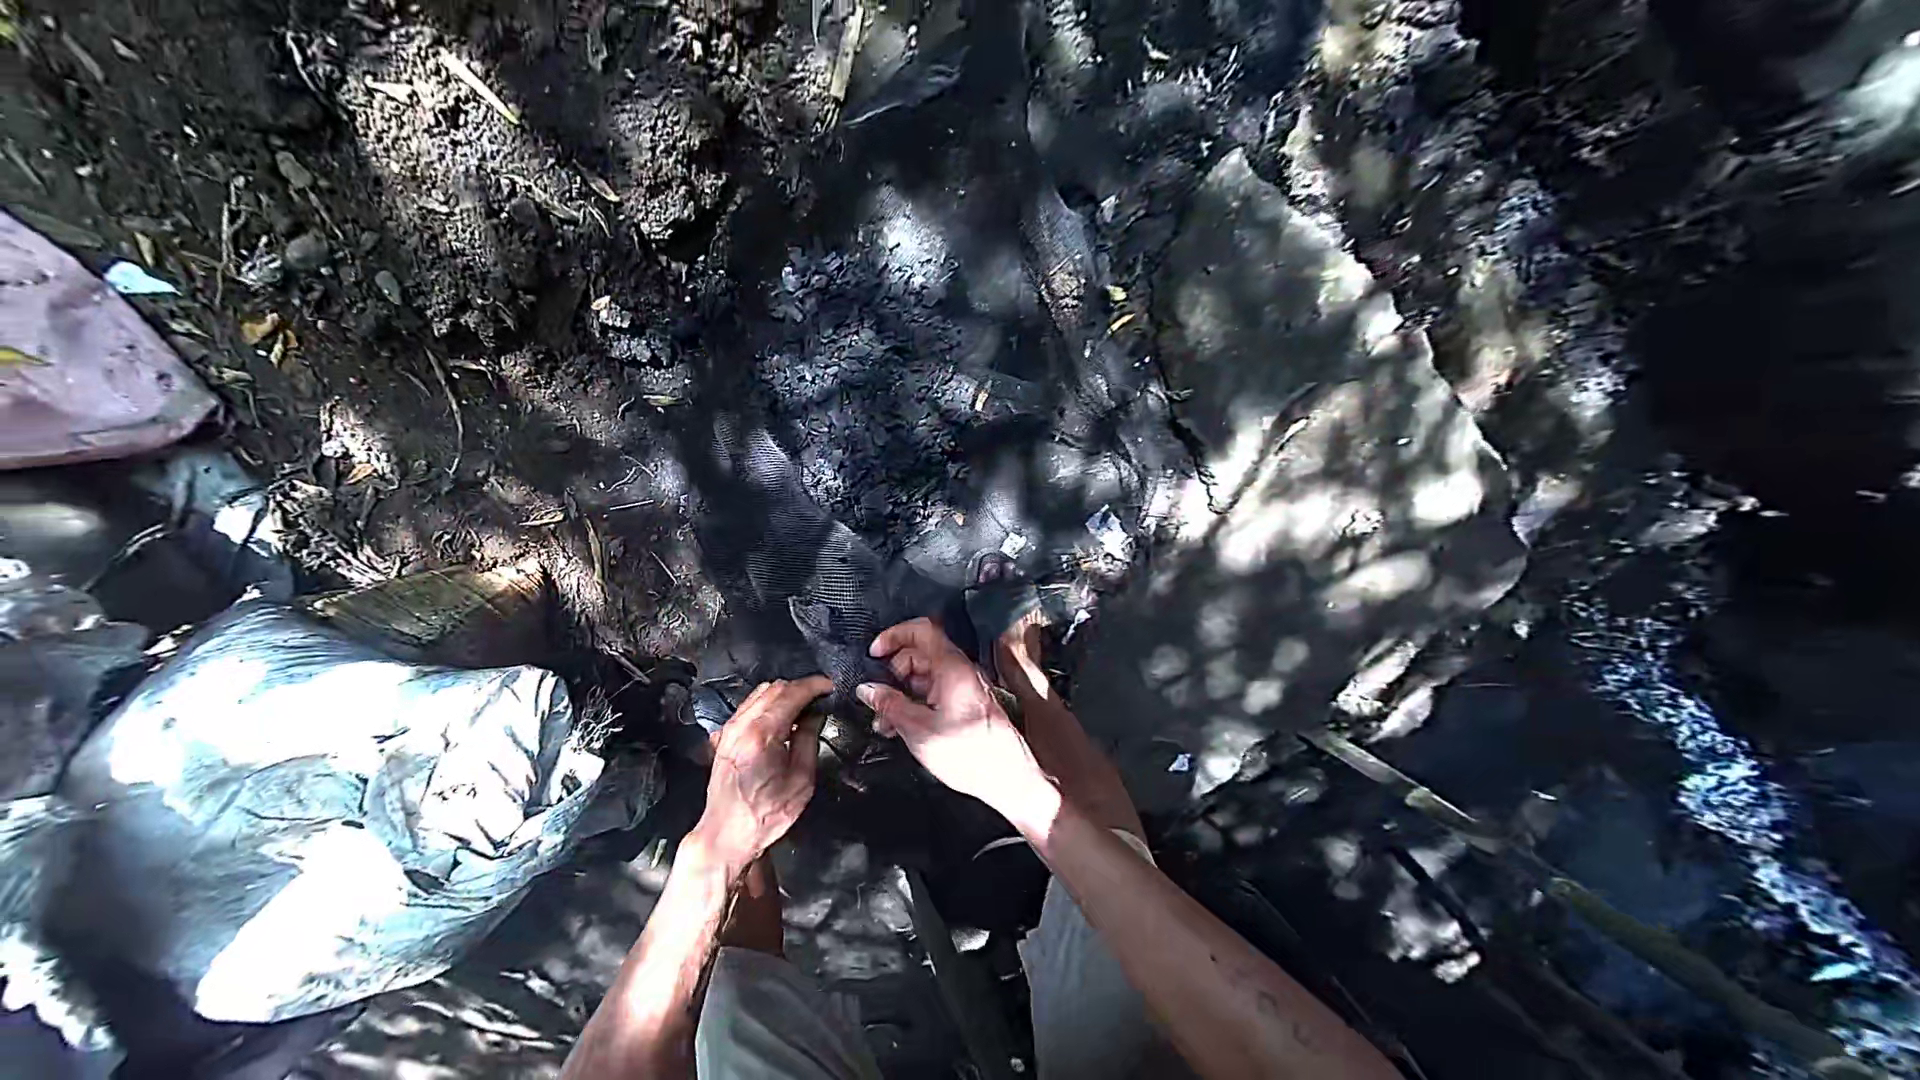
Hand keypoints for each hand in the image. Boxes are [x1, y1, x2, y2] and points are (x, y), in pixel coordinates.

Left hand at [690, 676, 831, 872]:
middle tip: (820, 696)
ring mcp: (729, 730)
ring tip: (803, 704)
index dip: (814, 686)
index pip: (791, 694)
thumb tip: (815, 715)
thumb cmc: (765, 815)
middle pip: (775, 688)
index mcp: (762, 735)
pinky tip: (780, 716)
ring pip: (760, 693)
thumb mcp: (801, 780)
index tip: (830, 687)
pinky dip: (768, 702)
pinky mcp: (724, 737)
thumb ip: (808, 740)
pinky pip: (749, 705)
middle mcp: (741, 726)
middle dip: (801, 687)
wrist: (726, 834)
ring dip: (784, 692)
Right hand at [857, 618, 1045, 811]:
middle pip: (919, 655)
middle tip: (876, 696)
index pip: (922, 630)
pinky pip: (935, 692)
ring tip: (886, 719)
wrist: (1008, 778)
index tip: (876, 652)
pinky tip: (903, 725)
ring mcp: (964, 687)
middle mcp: (961, 672)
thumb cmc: (973, 756)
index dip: (894, 635)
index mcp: (952, 669)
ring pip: (925, 676)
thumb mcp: (918, 730)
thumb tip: (869, 689)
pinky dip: (916, 702)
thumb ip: (890, 705)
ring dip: (902, 692)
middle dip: (892, 673)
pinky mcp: (966, 704)